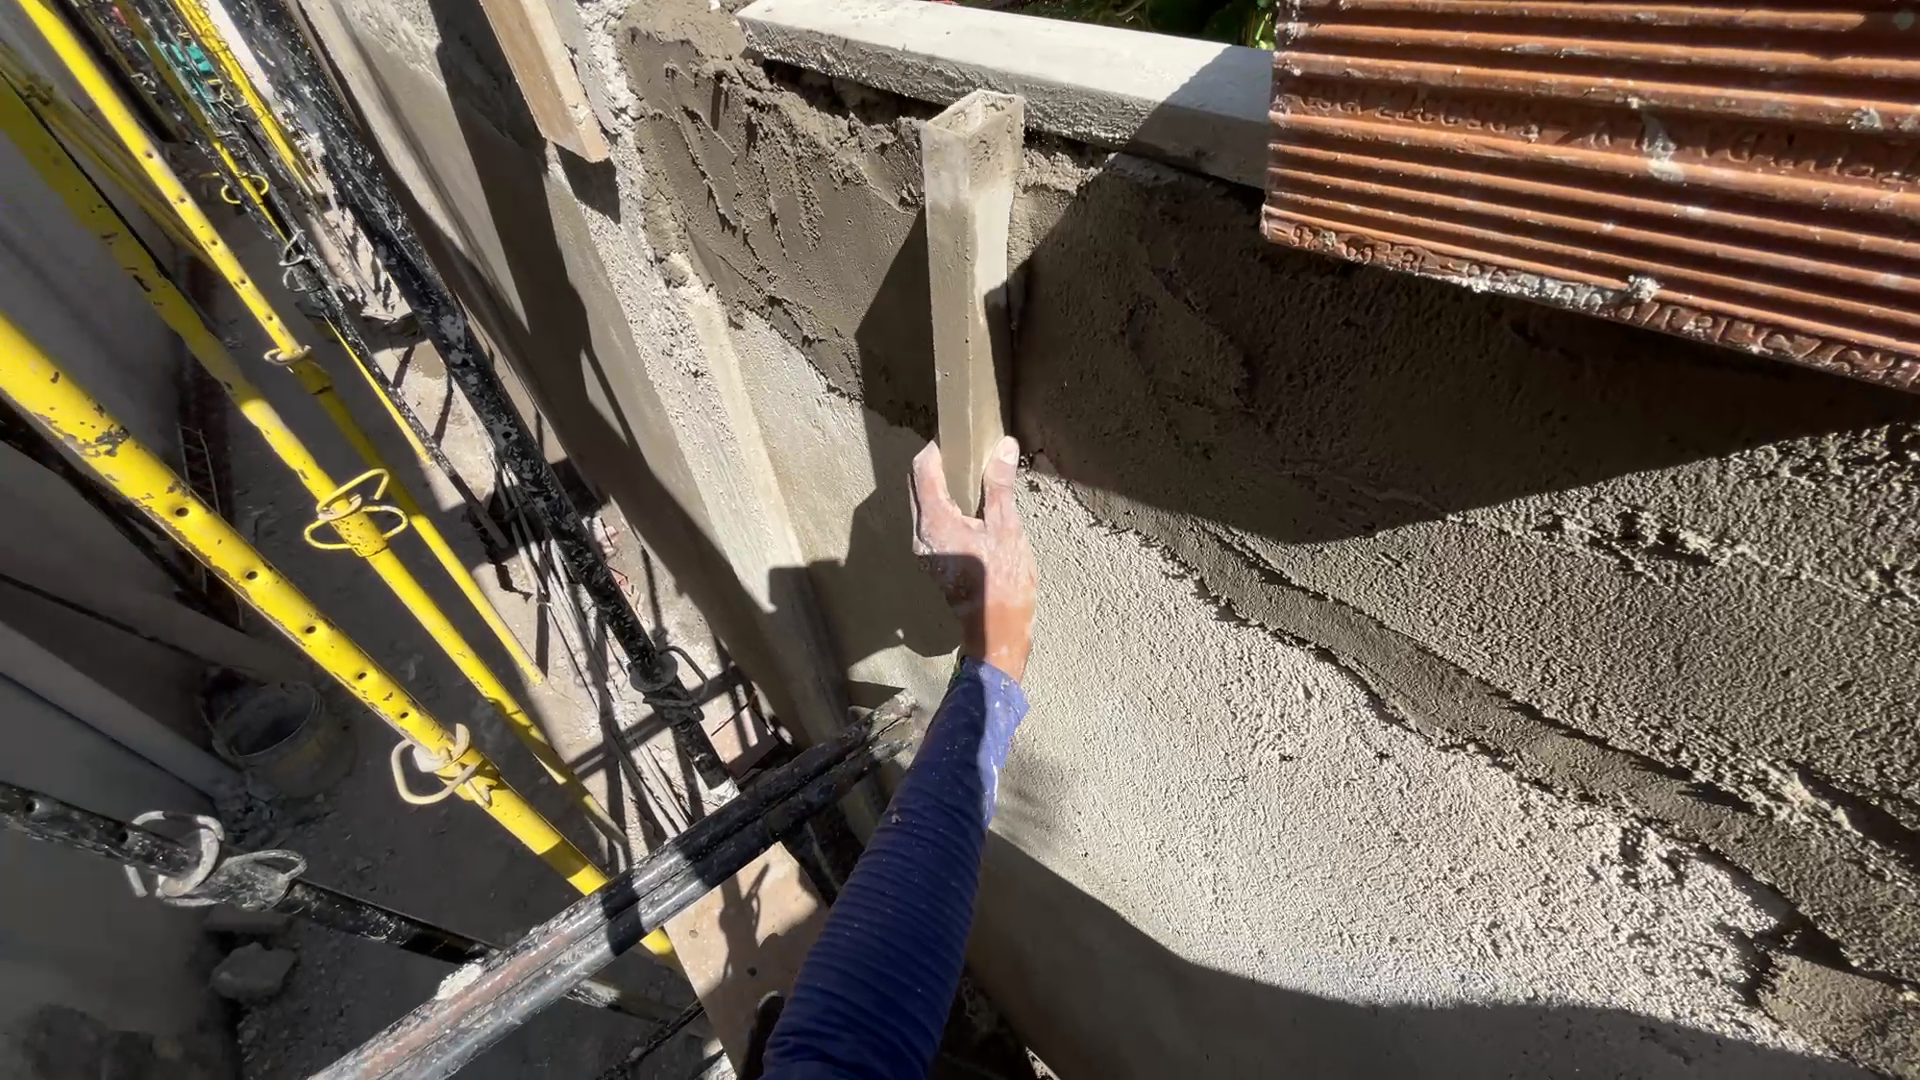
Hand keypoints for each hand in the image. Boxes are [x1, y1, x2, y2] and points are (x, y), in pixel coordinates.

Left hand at [910, 436, 1037, 682]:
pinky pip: (930, 523)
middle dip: (936, 465)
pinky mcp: (932, 561)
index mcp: (934, 522)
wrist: (996, 631)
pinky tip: (969, 508)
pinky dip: (943, 507)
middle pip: (916, 486)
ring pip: (921, 505)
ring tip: (970, 477)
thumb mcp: (1006, 528)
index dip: (936, 448)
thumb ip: (1000, 486)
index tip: (957, 437)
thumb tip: (1003, 446)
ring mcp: (923, 550)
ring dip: (939, 486)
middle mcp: (920, 534)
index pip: (922, 469)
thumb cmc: (1003, 582)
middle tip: (965, 453)